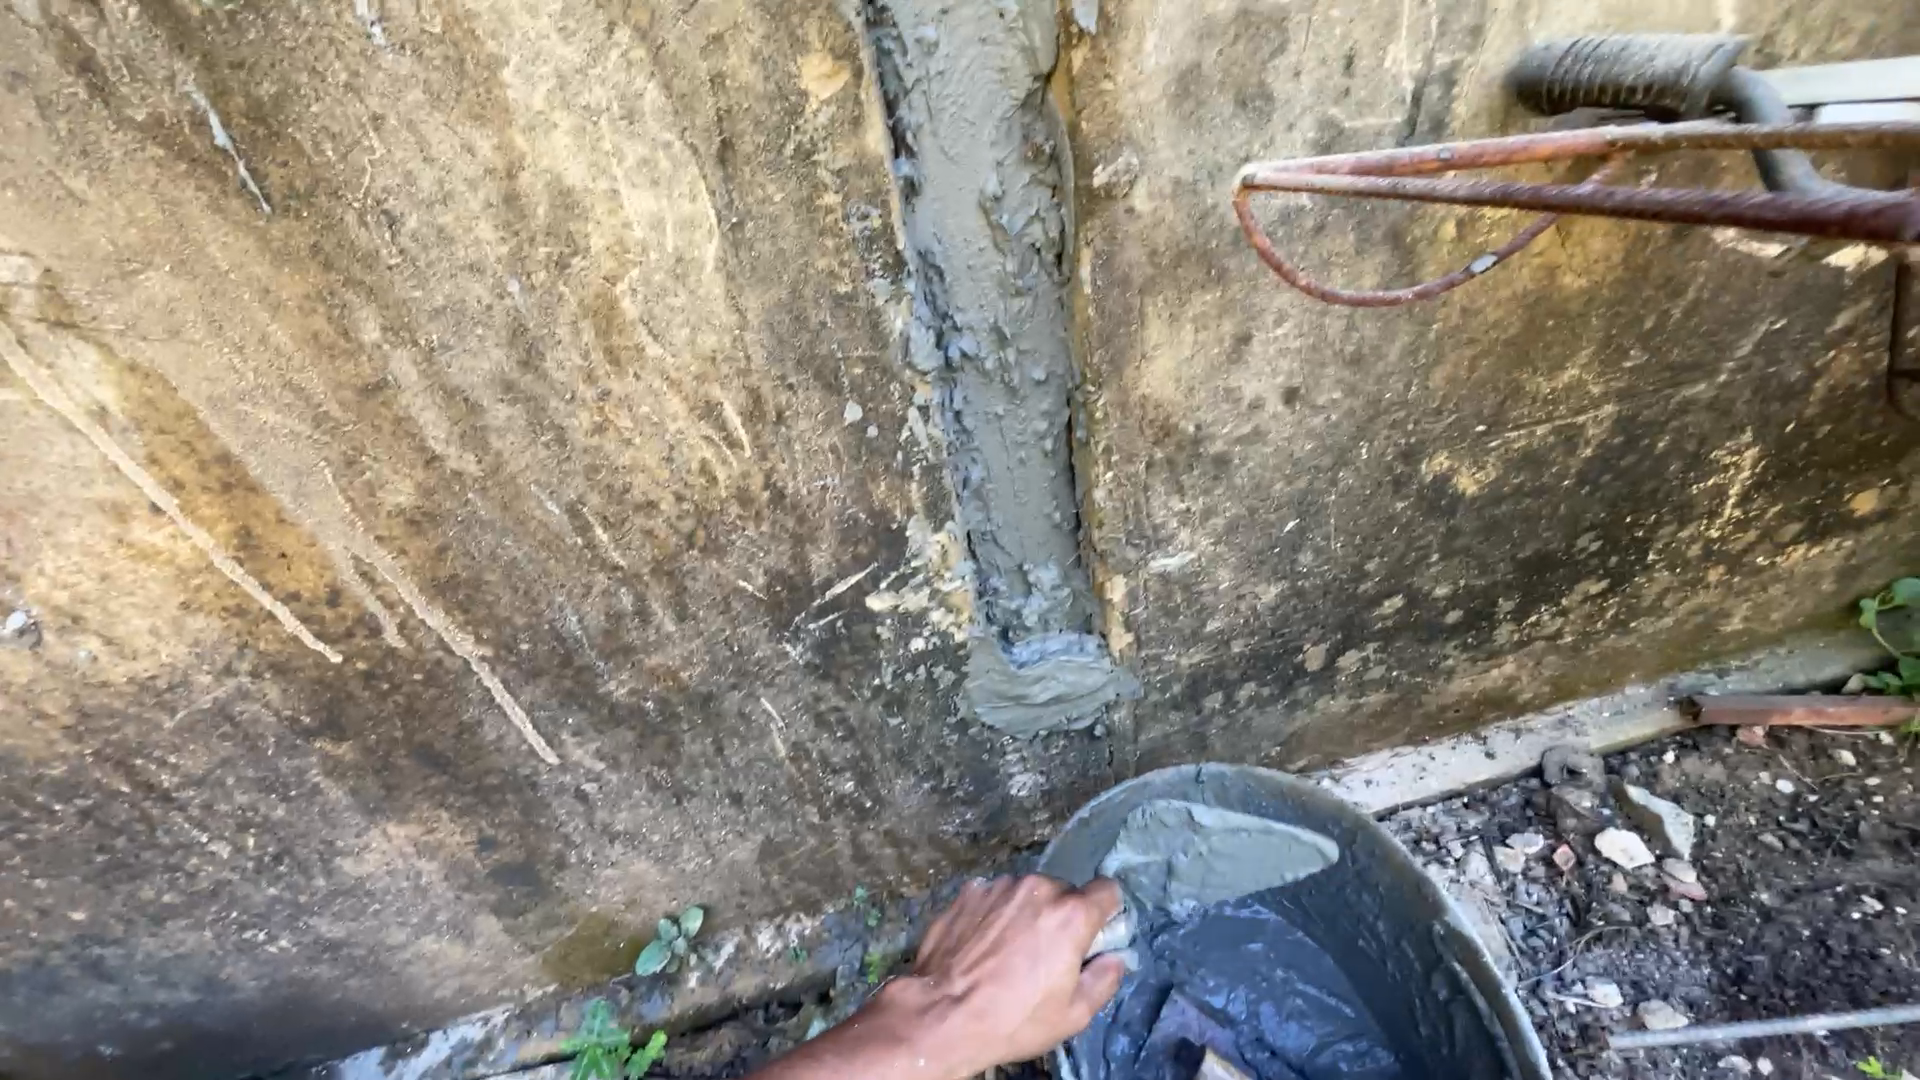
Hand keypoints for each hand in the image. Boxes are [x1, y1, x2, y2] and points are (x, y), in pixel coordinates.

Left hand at [876, 874, 1127, 1076]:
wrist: (943, 1012)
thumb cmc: (1013, 1019)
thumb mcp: (1071, 1015)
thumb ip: (1102, 980)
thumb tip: (1114, 958)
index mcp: (1070, 914)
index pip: (1106, 890)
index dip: (1105, 911)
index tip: (1094, 933)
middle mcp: (1038, 887)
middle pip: (1064, 891)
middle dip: (1062, 916)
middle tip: (1046, 953)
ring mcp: (1000, 885)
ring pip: (1028, 892)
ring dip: (1027, 912)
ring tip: (1009, 950)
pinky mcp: (970, 890)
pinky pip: (995, 895)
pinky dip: (996, 913)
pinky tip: (982, 944)